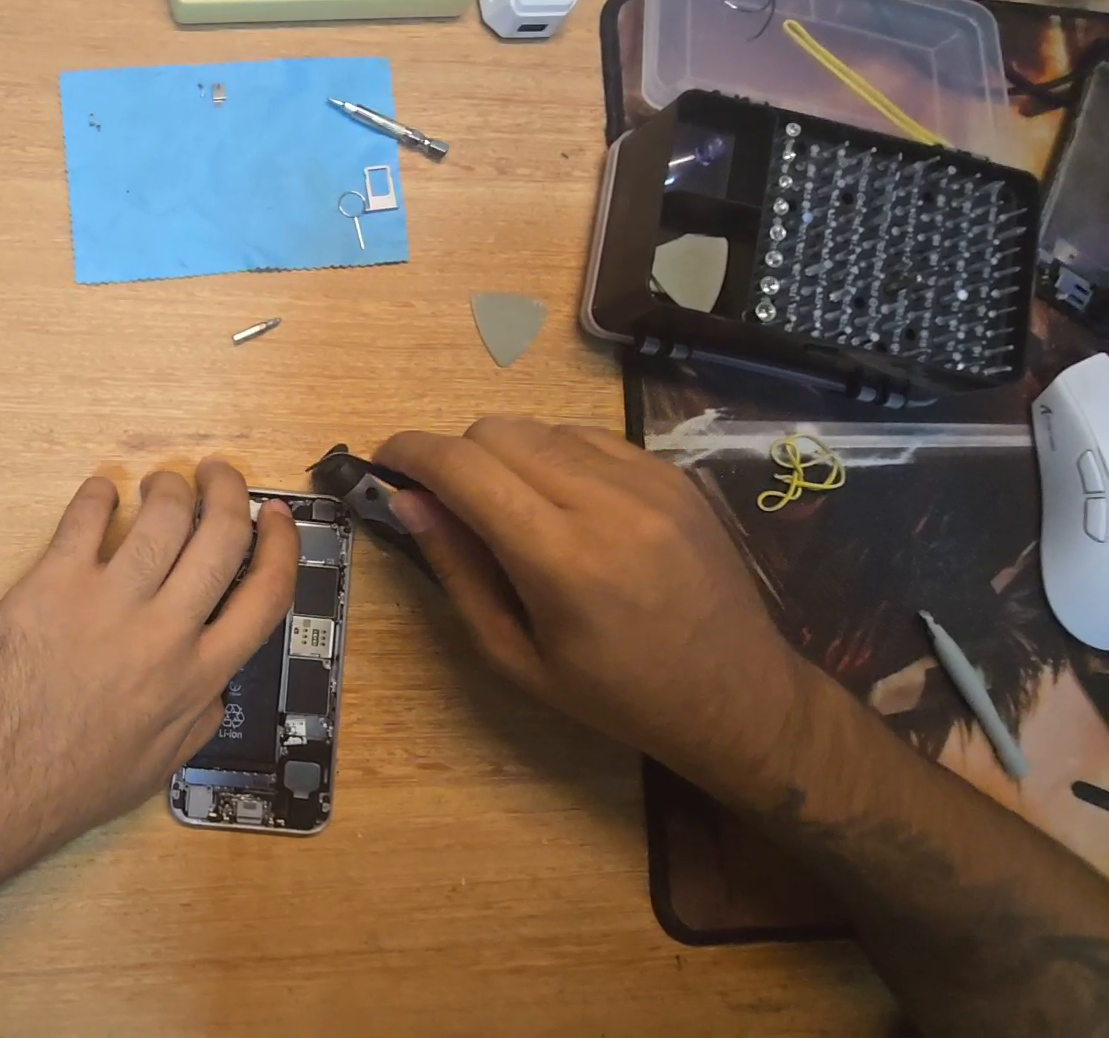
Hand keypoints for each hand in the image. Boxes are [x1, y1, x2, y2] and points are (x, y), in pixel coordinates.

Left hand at [0, 459, 298, 870]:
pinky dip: (98, 494)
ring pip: (161, 516)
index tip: (278, 517)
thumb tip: (217, 687)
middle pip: (220, 535)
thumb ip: (196, 722)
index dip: (282, 545)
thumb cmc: (66, 784)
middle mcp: (162, 631)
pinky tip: (100, 493)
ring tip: (162, 483)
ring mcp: (107, 602)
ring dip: (168, 486)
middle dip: (228, 490)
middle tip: (217, 474)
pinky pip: (85, 517)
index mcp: (196, 676)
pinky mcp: (52, 584)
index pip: (266, 595)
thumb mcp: (155, 769)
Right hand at [376, 418, 814, 795]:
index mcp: (562, 558)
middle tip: (444, 498)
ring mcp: (648, 480)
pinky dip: (547, 455)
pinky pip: (583, 436)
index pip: (464, 468)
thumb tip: (408, 501)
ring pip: (537, 426)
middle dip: (452, 454)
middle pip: (494, 430)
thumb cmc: (611, 692)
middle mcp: (607, 503)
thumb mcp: (511, 652)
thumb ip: (456, 568)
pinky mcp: (672, 473)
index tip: (383, 459)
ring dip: (498, 453)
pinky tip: (556, 500)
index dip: (410, 452)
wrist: (738, 696)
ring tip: (504, 504)